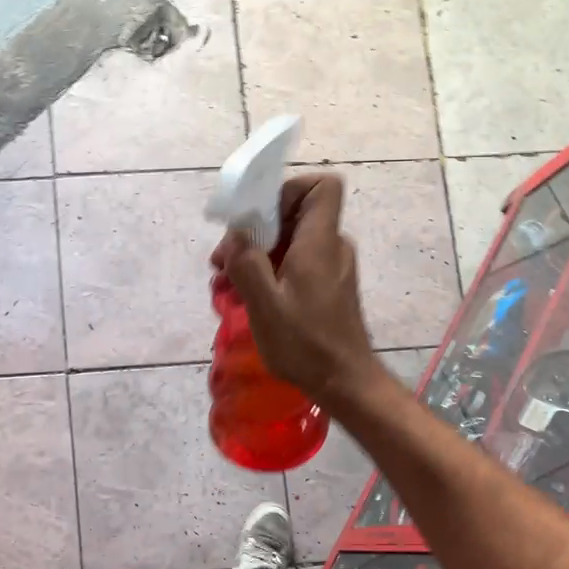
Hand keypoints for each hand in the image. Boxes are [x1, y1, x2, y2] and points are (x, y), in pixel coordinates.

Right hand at [209, 173, 381, 407]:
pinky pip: (297, 264)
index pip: (320, 186)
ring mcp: (332, 269)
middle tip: (224, 261)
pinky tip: (249, 297)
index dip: (287, 190)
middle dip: (256, 231)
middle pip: (296, 214)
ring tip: (228, 284)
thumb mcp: (265, 306)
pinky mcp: (328, 288)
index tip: (256, 218)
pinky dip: (271, 272)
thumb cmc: (305, 345)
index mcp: (319, 243)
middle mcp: (331, 248)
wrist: (344, 382)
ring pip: (292, 242)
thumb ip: (247, 264)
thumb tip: (236, 235)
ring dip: (258, 256)